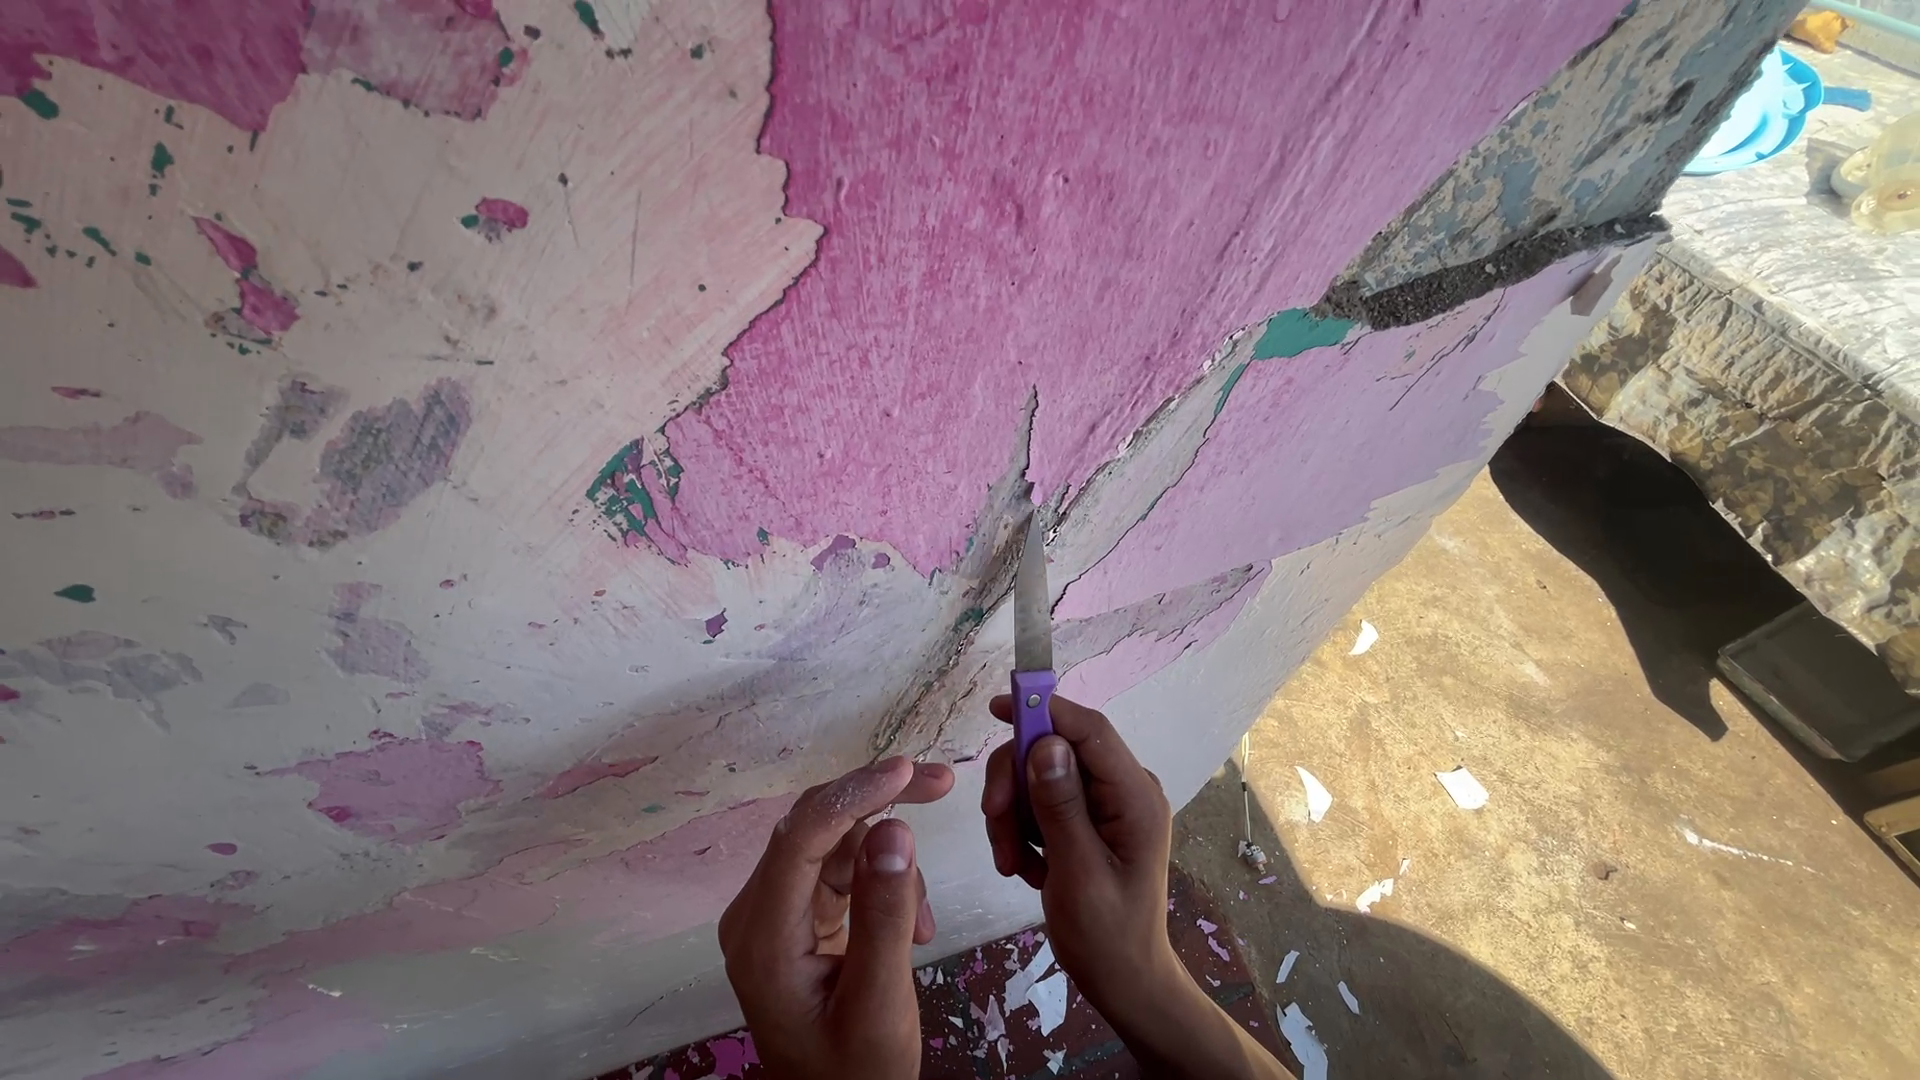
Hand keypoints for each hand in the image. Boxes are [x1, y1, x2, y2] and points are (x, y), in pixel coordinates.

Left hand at [720, 757, 954, 1079]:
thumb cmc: (857, 1072)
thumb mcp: (880, 1004)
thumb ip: (885, 915)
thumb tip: (896, 828)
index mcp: (763, 935)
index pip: (802, 836)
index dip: (855, 793)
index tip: (908, 771)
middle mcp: (760, 910)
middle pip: (817, 823)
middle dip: (879, 800)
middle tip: (941, 783)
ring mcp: (779, 909)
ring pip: (839, 841)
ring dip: (891, 859)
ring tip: (924, 921)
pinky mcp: (801, 913)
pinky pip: (846, 867)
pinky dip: (886, 881)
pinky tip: (913, 927)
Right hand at [981, 693, 1175, 1019]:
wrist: (1124, 982)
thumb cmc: (1108, 936)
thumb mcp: (1079, 873)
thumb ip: (1061, 806)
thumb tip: (1046, 743)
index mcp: (1134, 796)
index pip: (1088, 730)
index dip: (1044, 709)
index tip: (998, 707)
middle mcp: (1121, 789)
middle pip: (1053, 751)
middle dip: (1015, 786)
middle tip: (994, 825)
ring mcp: (1103, 803)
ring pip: (1037, 777)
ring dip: (1012, 816)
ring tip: (1011, 863)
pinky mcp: (1085, 819)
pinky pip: (1039, 802)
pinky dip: (1021, 831)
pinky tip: (1028, 868)